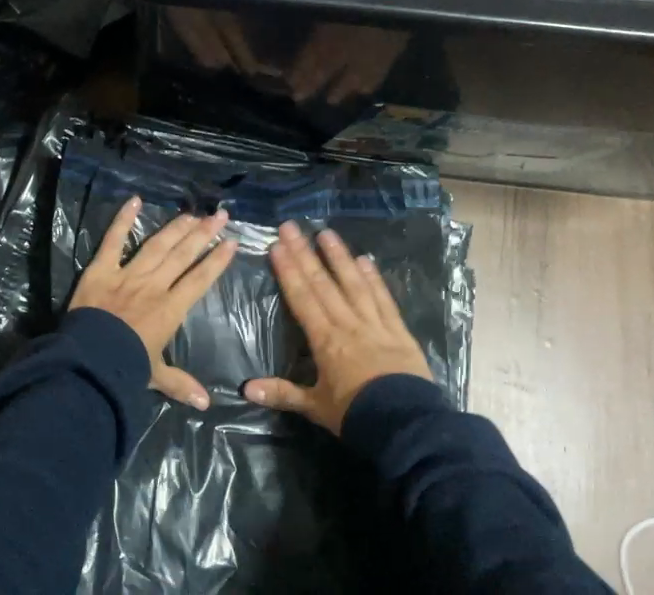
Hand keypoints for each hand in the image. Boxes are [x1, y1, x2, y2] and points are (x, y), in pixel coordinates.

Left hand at [69, 197, 238, 409]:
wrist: (90, 357)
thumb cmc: (124, 367)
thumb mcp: (155, 376)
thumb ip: (180, 384)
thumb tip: (207, 404)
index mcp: (170, 309)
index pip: (199, 280)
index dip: (216, 261)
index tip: (232, 243)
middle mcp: (154, 285)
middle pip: (183, 255)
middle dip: (203, 234)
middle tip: (219, 216)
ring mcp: (128, 273)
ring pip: (157, 245)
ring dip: (176, 227)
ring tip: (193, 213)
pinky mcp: (101, 268)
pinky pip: (114, 240)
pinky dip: (123, 219)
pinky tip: (135, 200)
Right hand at [245, 224, 430, 433]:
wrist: (407, 426)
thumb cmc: (357, 415)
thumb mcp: (315, 407)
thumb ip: (282, 393)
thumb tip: (245, 388)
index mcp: (325, 340)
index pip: (302, 298)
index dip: (288, 271)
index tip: (277, 246)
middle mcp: (348, 324)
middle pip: (323, 284)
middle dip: (305, 254)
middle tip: (292, 227)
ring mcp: (376, 325)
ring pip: (354, 284)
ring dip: (339, 257)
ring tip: (326, 233)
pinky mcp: (399, 332)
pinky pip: (384, 300)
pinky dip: (374, 279)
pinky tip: (366, 260)